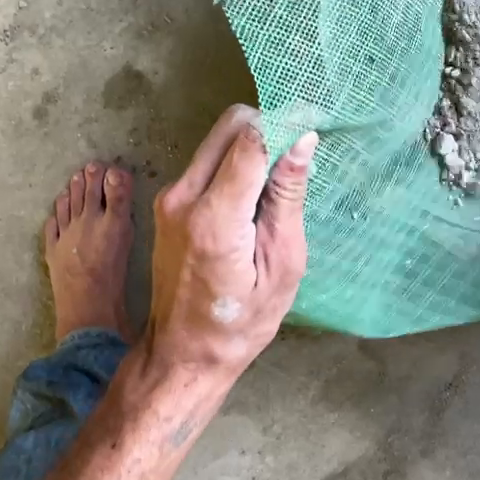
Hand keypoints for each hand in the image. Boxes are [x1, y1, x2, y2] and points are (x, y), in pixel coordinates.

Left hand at [142, 104, 316, 380]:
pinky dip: (235, 162)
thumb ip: (287, 198)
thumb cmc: (241, 322)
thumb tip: (302, 141)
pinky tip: (252, 199)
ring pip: (217, 138)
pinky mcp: (168, 200)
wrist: (182, 355)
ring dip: (251, 146)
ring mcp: (170, 196)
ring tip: (275, 187)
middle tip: (294, 159)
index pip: (251, 141)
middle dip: (267, 128)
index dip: (285, 126)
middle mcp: (184, 197)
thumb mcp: (282, 265)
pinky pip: (207, 159)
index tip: (311, 131)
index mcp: (215, 219)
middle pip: (230, 125)